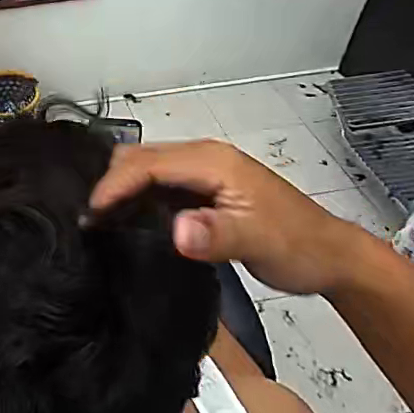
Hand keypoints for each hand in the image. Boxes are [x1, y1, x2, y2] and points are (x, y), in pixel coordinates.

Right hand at [90, 141, 379, 296]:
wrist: (327, 254)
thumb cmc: (296, 244)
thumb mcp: (257, 241)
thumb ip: (216, 235)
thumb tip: (176, 230)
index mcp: (213, 161)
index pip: (149, 162)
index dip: (115, 184)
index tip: (89, 214)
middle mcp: (205, 159)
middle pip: (143, 157)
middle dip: (111, 181)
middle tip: (86, 220)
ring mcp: (205, 174)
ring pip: (149, 170)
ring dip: (122, 189)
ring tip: (98, 222)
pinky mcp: (205, 191)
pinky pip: (161, 187)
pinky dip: (138, 199)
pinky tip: (127, 223)